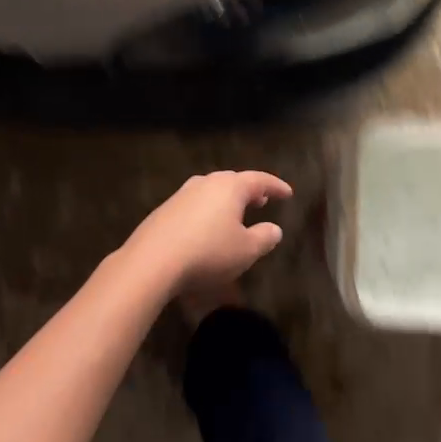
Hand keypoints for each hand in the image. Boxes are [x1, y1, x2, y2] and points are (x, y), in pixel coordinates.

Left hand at [121, 171, 292, 293]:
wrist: (152, 262)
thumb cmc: (208, 253)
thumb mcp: (245, 251)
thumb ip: (264, 238)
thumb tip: (275, 229)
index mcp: (230, 187)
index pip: (259, 180)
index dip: (276, 186)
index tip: (288, 193)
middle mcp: (206, 183)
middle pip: (233, 181)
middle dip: (249, 190)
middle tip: (262, 200)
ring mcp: (182, 195)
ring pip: (211, 191)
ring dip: (227, 200)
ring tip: (235, 213)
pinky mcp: (164, 210)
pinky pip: (195, 205)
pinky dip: (207, 211)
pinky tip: (206, 228)